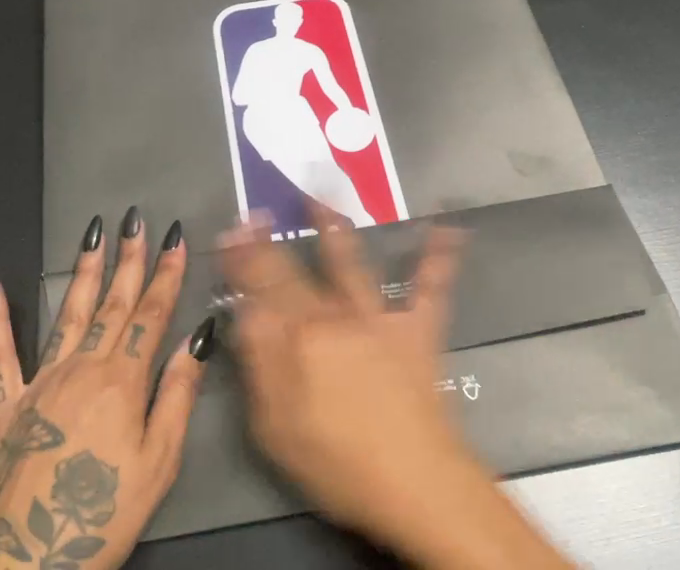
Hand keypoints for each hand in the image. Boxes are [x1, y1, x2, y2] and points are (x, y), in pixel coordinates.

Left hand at [0, 209, 216, 569]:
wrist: (29, 557)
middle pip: (112, 303)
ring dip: (82, 272)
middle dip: (127, 259)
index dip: (165, 273)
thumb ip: (177, 396)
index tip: (174, 238)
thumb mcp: (159, 463)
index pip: (150, 315)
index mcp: (122, 382)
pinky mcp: (4, 403)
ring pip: (67, 314)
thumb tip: (196, 340)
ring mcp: (39, 381)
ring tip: (92, 234)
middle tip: (135, 220)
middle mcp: (82, 369)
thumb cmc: (103, 515)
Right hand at [222, 204, 578, 569]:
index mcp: (297, 340)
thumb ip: (258, 365)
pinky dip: (439, 257)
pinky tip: (450, 228)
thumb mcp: (274, 426)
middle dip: (269, 242)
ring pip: (351, 264)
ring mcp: (379, 319)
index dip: (241, 259)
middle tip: (256, 212)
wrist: (415, 482)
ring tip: (321, 198)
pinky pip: (430, 288)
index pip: (260, 289)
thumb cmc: (336, 463)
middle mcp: (335, 317)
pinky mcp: (418, 331)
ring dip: (334, 228)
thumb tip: (243, 313)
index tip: (229, 232)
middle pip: (295, 272)